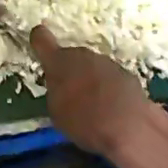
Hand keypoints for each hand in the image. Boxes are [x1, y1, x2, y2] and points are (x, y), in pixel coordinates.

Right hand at [31, 26, 167, 162]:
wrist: (129, 128)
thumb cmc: (83, 121)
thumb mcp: (57, 112)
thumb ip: (56, 92)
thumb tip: (61, 87)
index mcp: (59, 62)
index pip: (42, 40)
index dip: (39, 39)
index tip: (38, 39)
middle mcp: (83, 55)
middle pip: (72, 57)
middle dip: (70, 71)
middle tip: (70, 94)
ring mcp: (107, 63)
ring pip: (93, 67)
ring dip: (91, 80)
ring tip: (94, 106)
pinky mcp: (127, 75)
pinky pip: (111, 79)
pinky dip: (110, 90)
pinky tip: (113, 110)